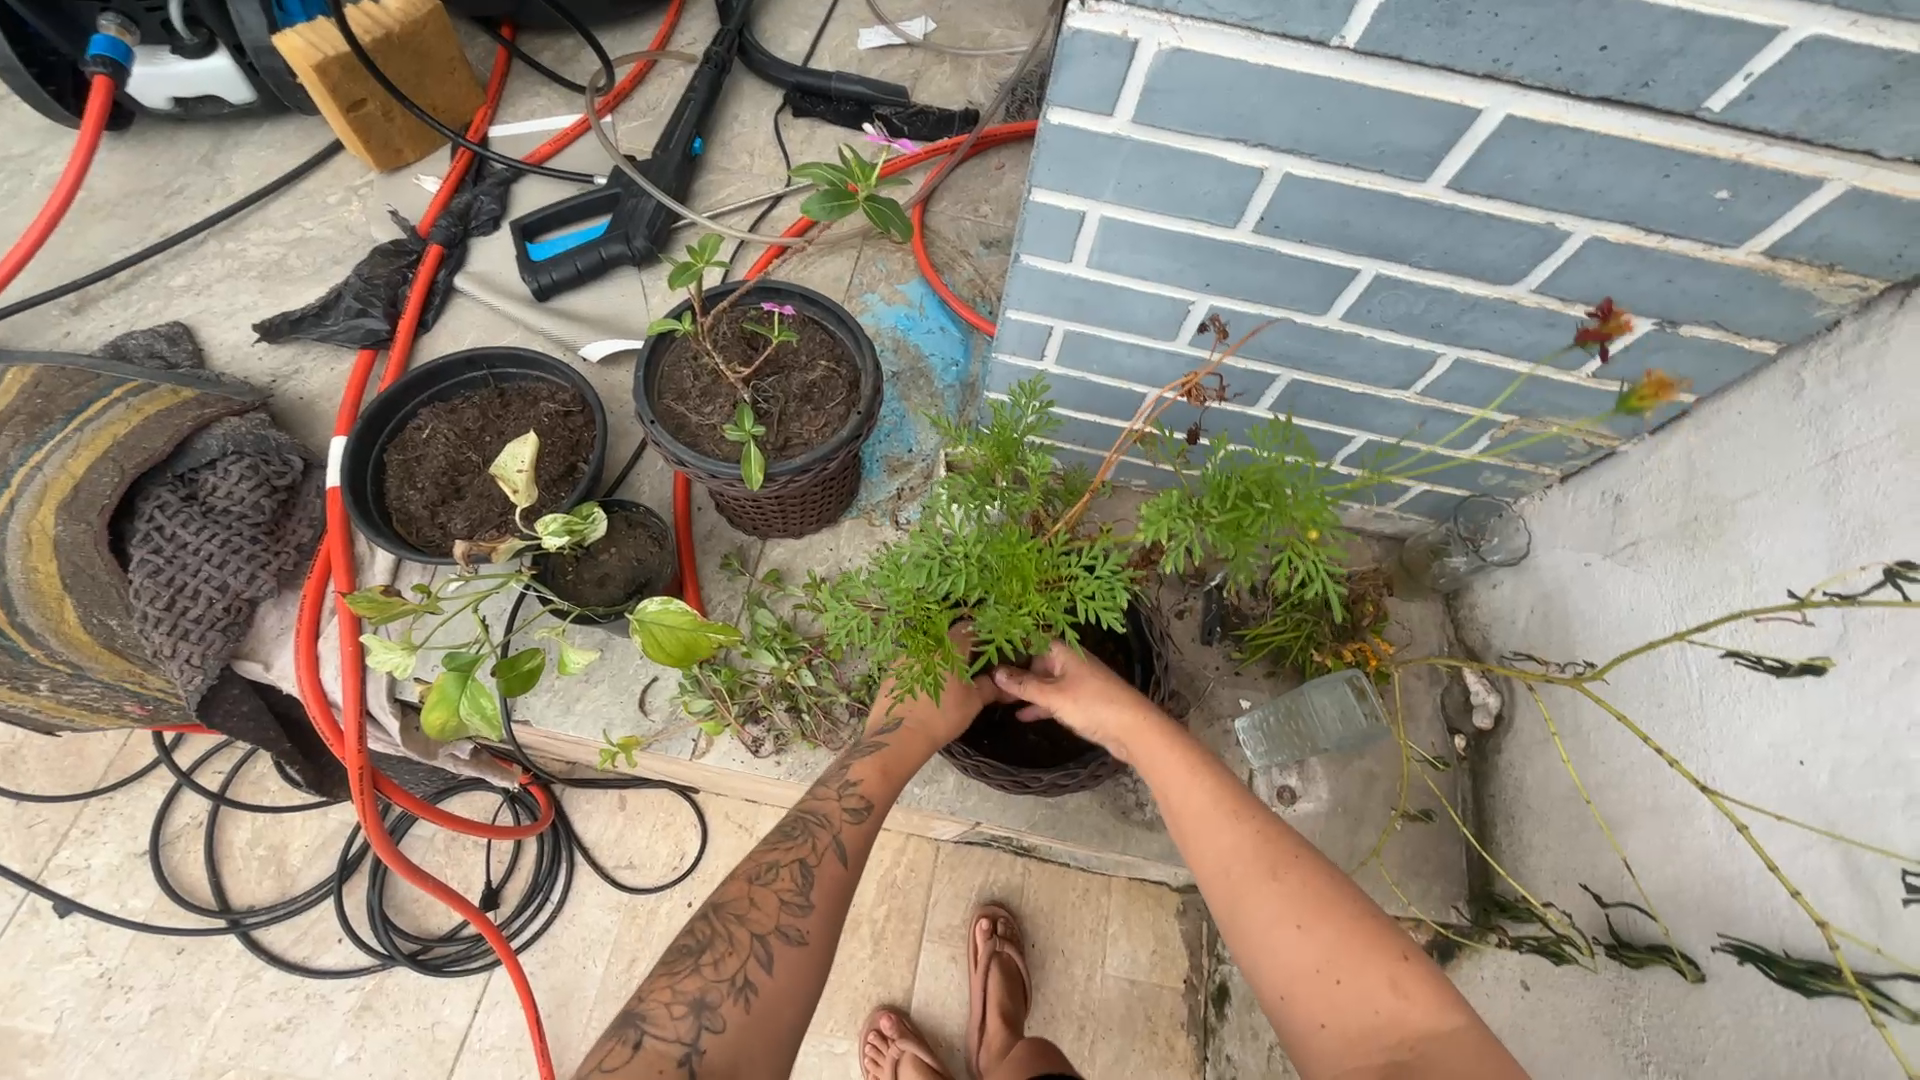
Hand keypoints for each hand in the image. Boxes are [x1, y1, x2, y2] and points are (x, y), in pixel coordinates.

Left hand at [866, 625, 1005, 756]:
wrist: (899, 737)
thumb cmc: (942, 716)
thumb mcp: (973, 703)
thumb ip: (990, 687)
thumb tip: (1003, 683)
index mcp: (949, 647)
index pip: (968, 628)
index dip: (979, 636)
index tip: (986, 649)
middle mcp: (926, 645)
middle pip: (947, 639)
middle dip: (959, 651)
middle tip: (968, 669)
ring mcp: (904, 657)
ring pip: (928, 652)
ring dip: (938, 661)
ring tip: (945, 682)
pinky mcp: (890, 671)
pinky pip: (911, 665)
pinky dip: (921, 672)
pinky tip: (924, 690)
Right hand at [990, 639, 1169, 764]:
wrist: (1133, 729)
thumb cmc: (1093, 704)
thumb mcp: (1053, 695)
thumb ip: (1024, 685)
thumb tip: (996, 673)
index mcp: (1064, 651)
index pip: (1031, 639)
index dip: (1010, 644)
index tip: (986, 650)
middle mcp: (1068, 662)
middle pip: (1035, 661)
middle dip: (1013, 671)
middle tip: (986, 679)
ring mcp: (1075, 682)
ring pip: (1043, 682)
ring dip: (1024, 690)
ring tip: (997, 698)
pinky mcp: (1080, 701)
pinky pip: (1052, 699)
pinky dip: (1038, 705)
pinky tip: (1020, 715)